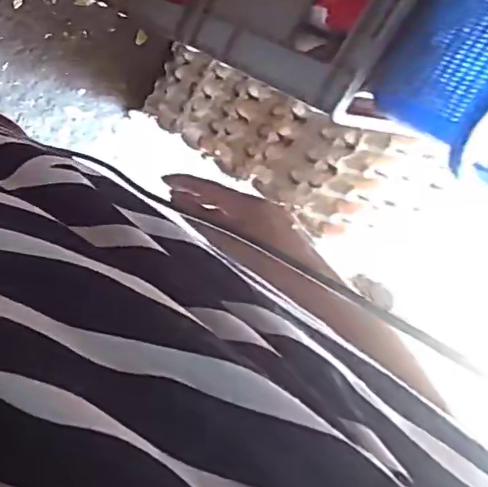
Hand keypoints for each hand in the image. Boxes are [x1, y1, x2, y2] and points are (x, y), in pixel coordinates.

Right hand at [165, 174, 321, 266]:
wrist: (325, 306)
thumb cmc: (270, 272)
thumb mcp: (226, 244)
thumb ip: (199, 220)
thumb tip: (176, 200)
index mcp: (252, 206)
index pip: (210, 187)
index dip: (183, 182)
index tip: (162, 180)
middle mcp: (268, 209)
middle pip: (223, 198)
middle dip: (196, 197)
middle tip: (171, 198)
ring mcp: (281, 224)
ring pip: (235, 212)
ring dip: (211, 212)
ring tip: (189, 217)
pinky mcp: (288, 239)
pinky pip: (248, 223)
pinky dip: (228, 224)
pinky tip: (217, 235)